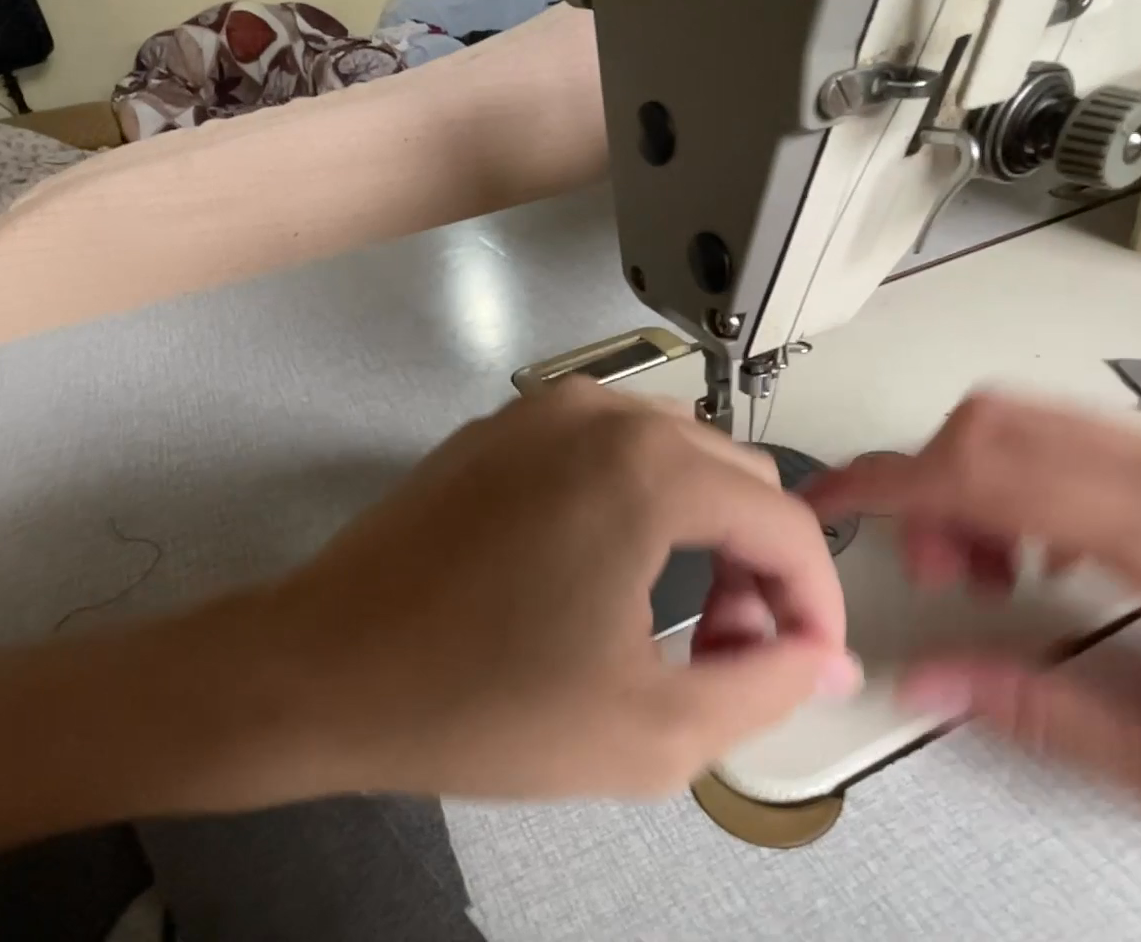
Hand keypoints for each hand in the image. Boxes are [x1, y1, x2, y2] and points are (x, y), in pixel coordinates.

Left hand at [273, 377, 859, 799]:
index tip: (802, 663)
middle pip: (736, 476)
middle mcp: (601, 413)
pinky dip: (638, 498)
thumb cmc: (481, 705)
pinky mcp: (500, 427)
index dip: (814, 600)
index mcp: (648, 469)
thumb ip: (763, 689)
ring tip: (670, 610)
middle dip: (755, 562)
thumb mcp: (649, 731)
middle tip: (724, 646)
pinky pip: (607, 448)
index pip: (785, 523)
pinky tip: (605, 566)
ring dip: (701, 525)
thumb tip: (818, 654)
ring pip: (675, 454)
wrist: (322, 669)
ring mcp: (543, 409)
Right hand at [805, 392, 1140, 913]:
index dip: (882, 483)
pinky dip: (1035, 485)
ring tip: (991, 574)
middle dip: (927, 485)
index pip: (985, 469)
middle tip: (933, 571)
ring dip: (979, 484)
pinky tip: (1060, 559)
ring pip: (1044, 424)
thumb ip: (1054, 717)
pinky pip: (1099, 444)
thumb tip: (930, 682)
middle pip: (1001, 422)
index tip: (825, 503)